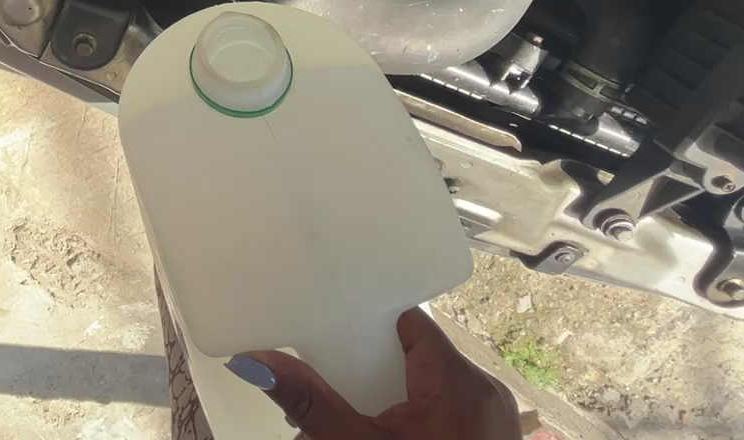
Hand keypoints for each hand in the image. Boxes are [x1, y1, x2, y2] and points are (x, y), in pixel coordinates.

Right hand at [227, 309, 520, 438]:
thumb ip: (309, 403)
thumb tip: (252, 361)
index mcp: (462, 384)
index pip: (403, 318)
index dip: (361, 315)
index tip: (323, 319)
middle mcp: (484, 393)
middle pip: (406, 349)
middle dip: (359, 362)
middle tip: (318, 370)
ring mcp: (490, 420)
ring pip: (418, 379)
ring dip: (377, 389)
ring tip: (338, 409)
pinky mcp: (485, 439)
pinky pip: (435, 405)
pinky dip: (400, 410)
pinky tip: (371, 426)